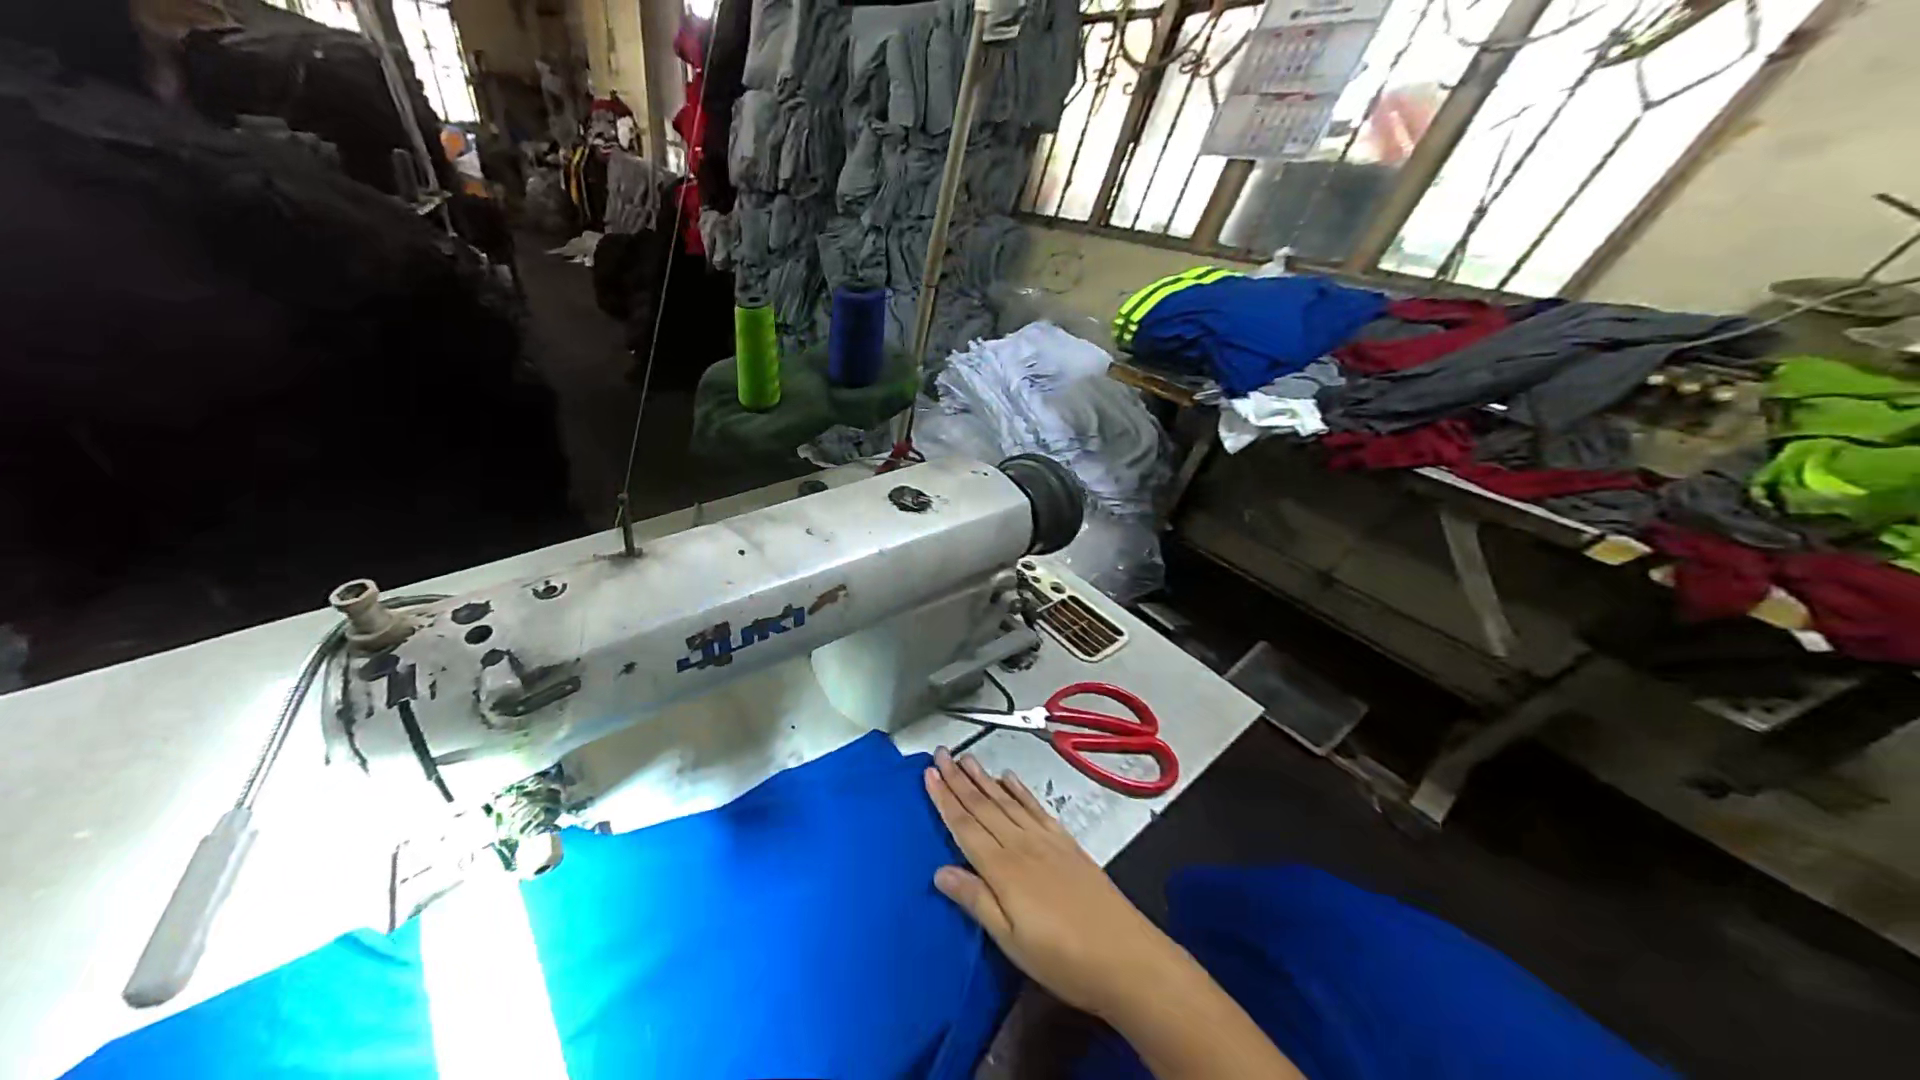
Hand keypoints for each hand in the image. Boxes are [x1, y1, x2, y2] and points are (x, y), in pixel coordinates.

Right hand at [921, 747, 1192, 1021]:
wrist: (1125, 955)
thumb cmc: (1062, 958)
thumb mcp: (1011, 940)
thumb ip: (976, 900)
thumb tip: (939, 871)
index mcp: (1003, 868)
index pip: (965, 826)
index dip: (945, 798)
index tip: (929, 773)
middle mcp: (1022, 845)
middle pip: (984, 805)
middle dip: (959, 779)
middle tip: (941, 753)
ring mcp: (1046, 841)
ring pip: (1007, 801)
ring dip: (984, 778)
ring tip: (966, 758)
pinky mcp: (1066, 843)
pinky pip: (1036, 808)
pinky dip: (1019, 791)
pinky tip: (1009, 779)